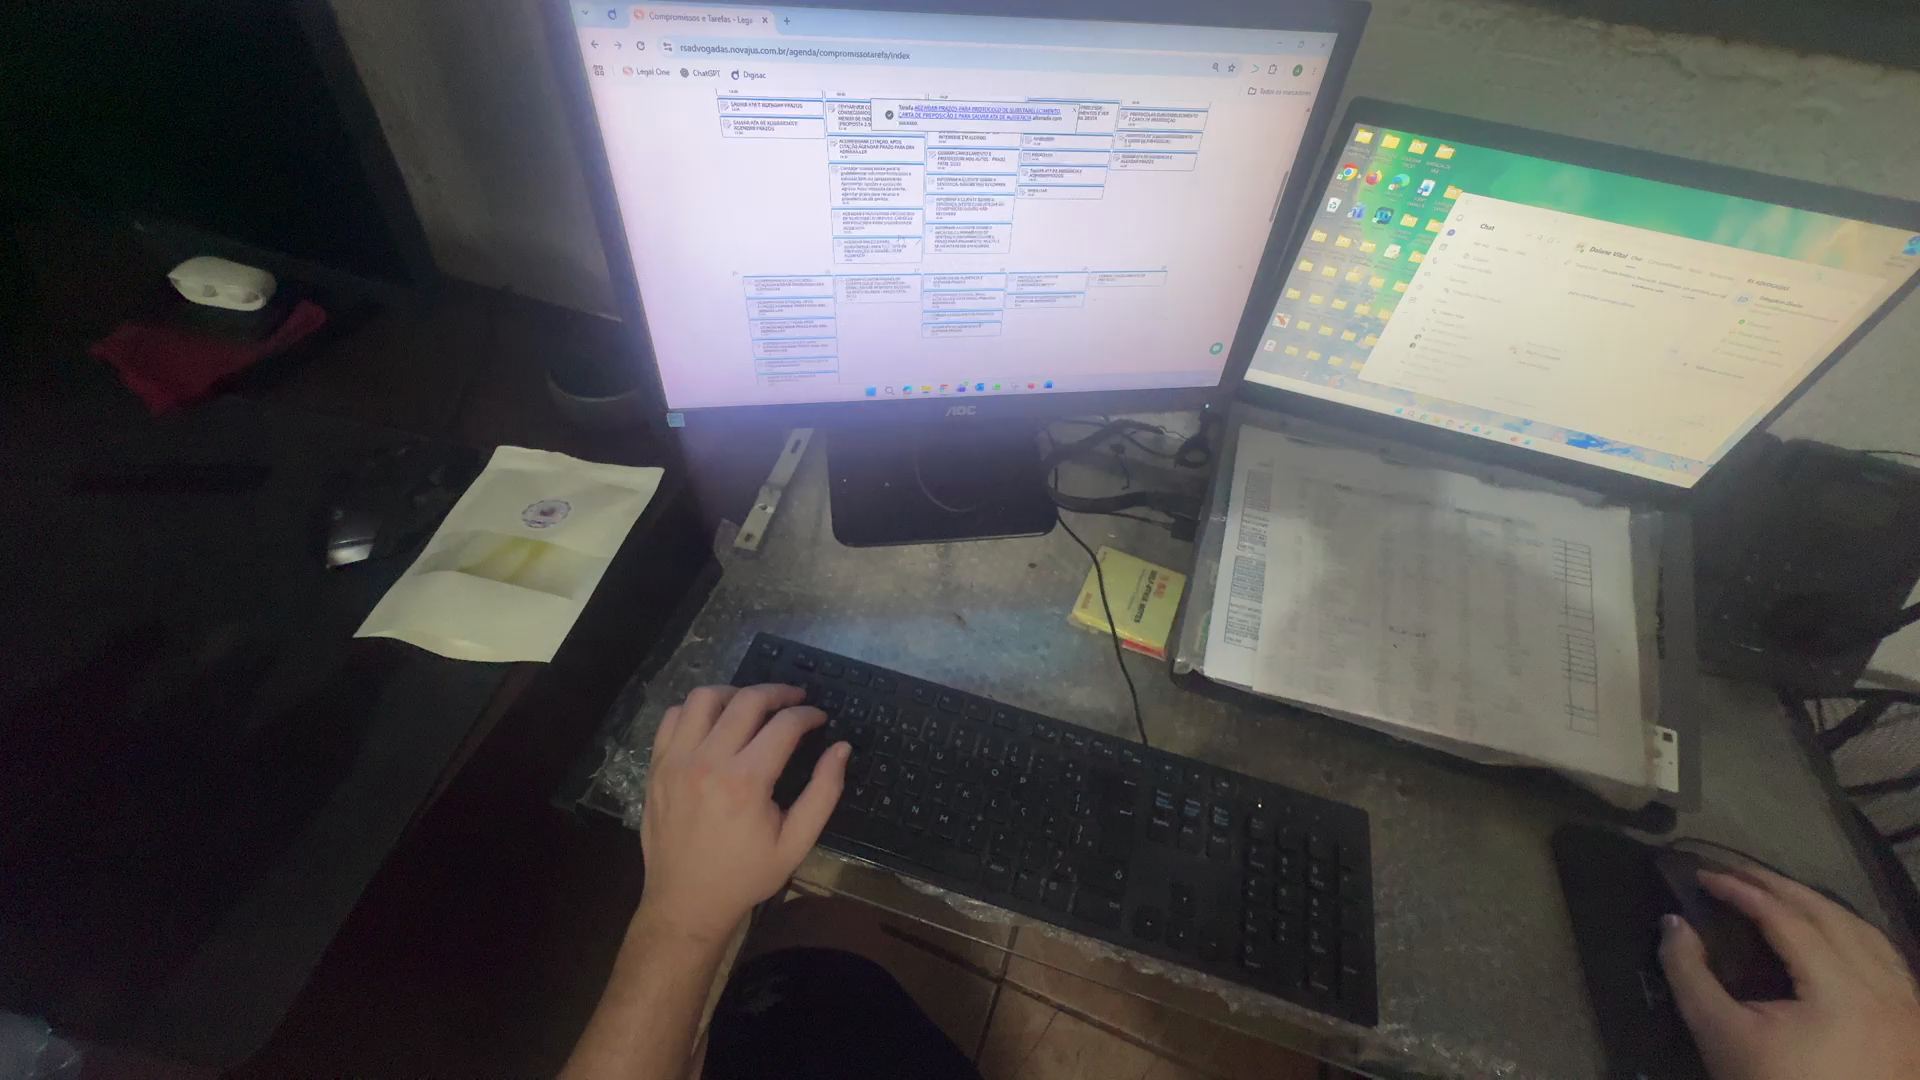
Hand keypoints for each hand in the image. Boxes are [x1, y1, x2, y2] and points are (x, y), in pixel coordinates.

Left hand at [636, 684, 848, 944]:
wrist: (685, 905)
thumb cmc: (746, 874)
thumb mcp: (797, 842)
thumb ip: (824, 791)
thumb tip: (841, 748)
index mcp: (745, 781)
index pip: (784, 724)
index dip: (808, 714)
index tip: (819, 718)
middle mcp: (708, 761)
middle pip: (746, 700)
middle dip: (778, 693)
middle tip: (795, 700)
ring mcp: (676, 762)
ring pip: (704, 698)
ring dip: (735, 693)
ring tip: (753, 705)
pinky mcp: (657, 767)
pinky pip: (673, 718)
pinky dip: (696, 710)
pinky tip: (715, 723)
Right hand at [1659, 864, 1919, 1079]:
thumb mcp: (1714, 1027)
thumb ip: (1685, 968)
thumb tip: (1674, 921)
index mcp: (1843, 996)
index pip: (1788, 920)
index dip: (1741, 890)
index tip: (1701, 876)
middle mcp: (1889, 997)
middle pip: (1834, 918)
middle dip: (1778, 886)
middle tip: (1732, 870)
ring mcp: (1911, 1015)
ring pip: (1871, 936)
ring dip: (1817, 905)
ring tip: (1773, 891)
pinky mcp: (1913, 1029)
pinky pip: (1888, 961)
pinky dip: (1849, 932)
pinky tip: (1823, 930)